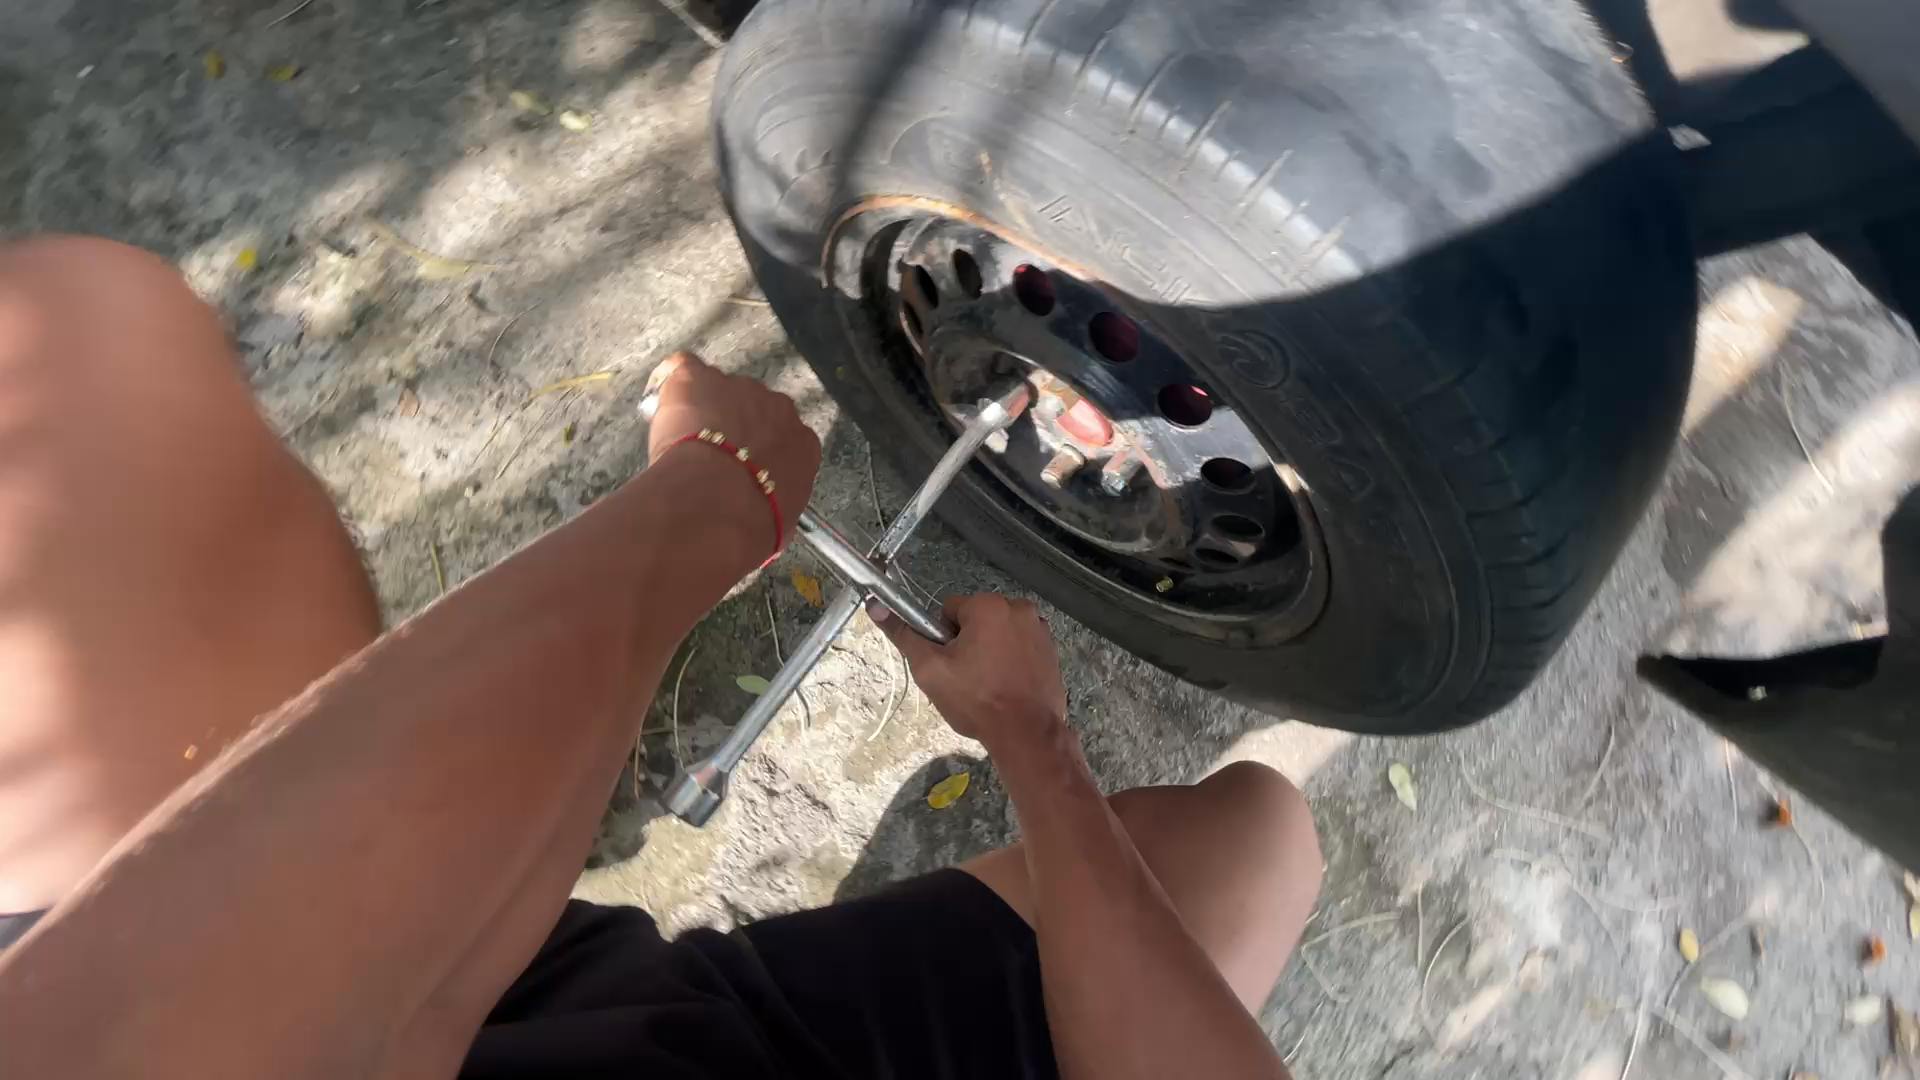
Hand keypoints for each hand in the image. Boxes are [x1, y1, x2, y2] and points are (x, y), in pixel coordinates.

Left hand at [645, 351, 820, 548]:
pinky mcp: (699, 377)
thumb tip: (767, 516)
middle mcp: (779, 407)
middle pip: (758, 408)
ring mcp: (740, 387)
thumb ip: (777, 503)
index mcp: (803, 443)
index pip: (785, 437)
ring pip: (722, 389)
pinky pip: (686, 368)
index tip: (745, 465)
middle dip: (738, 425)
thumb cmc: (753, 524)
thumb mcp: (781, 521)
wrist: (717, 505)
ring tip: (684, 437)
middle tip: (714, 453)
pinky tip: (663, 404)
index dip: (762, 450)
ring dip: (707, 408)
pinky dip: (675, 383)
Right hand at [874, 593, 1067, 750]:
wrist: (1026, 734)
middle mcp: (1018, 608)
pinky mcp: (1051, 648)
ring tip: (988, 684)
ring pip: (998, 632)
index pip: (949, 610)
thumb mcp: (931, 670)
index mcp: (988, 606)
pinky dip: (1012, 659)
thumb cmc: (976, 700)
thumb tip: (877, 608)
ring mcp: (1039, 628)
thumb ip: (904, 636)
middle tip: (967, 677)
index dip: (942, 637)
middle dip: (968, 642)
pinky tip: (1007, 685)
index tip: (949, 663)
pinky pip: (1020, 645)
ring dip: (990, 649)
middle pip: (976, 619)